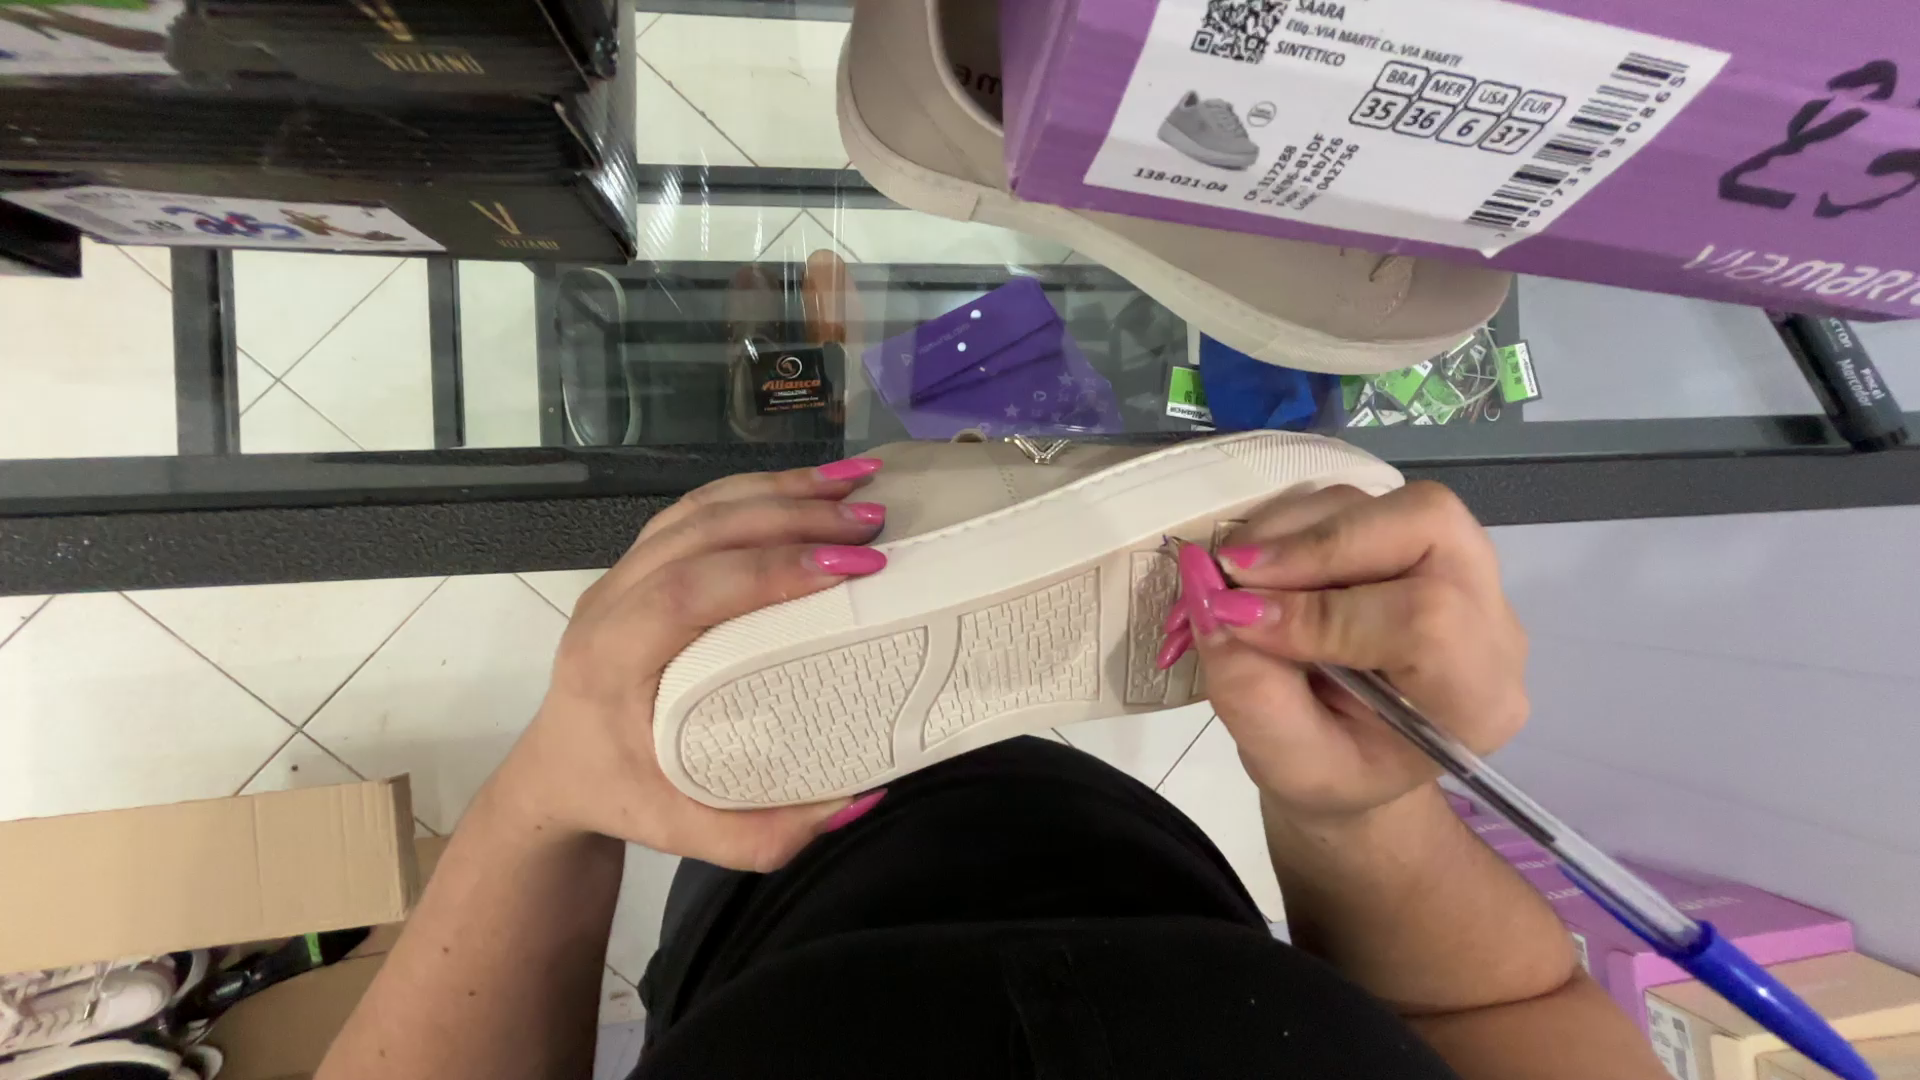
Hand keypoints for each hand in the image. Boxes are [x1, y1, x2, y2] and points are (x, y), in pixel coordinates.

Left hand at [494, 458, 892, 871]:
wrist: (558, 768)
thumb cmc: (622, 794)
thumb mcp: (686, 834)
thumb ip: (769, 833)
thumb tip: (866, 792)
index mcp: (609, 660)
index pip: (690, 592)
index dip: (771, 570)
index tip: (852, 569)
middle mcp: (610, 600)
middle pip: (703, 533)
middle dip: (794, 518)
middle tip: (872, 523)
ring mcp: (621, 571)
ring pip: (703, 507)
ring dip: (784, 490)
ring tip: (857, 486)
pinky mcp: (641, 559)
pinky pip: (700, 507)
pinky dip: (761, 488)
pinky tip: (814, 485)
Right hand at [1186, 482, 1527, 823]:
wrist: (1351, 760)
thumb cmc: (1328, 775)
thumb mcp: (1284, 761)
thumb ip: (1245, 685)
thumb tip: (1203, 592)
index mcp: (1475, 695)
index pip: (1424, 618)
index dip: (1318, 609)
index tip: (1231, 619)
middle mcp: (1485, 616)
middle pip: (1423, 524)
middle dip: (1310, 543)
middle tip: (1231, 573)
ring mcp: (1451, 568)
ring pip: (1374, 503)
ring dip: (1285, 531)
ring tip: (1232, 577)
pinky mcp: (1403, 542)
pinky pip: (1346, 504)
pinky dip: (1282, 526)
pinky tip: (1253, 568)